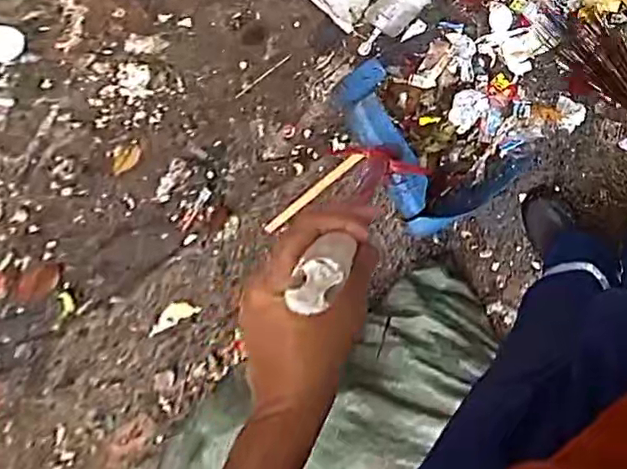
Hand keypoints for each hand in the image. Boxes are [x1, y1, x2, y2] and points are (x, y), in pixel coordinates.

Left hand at [229, 204, 378, 468]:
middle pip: (299, 233)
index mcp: (270, 278)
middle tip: (368, 218)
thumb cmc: (316, 361)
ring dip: (328, 239)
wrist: (290, 408)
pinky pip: (294, 268)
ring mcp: (258, 292)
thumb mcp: (346, 310)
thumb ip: (358, 269)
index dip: (340, 218)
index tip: (366, 224)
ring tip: (358, 237)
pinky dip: (317, 259)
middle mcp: (258, 279)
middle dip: (336, 222)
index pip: (303, 226)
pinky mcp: (266, 305)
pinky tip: (339, 261)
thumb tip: (367, 245)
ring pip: (297, 249)